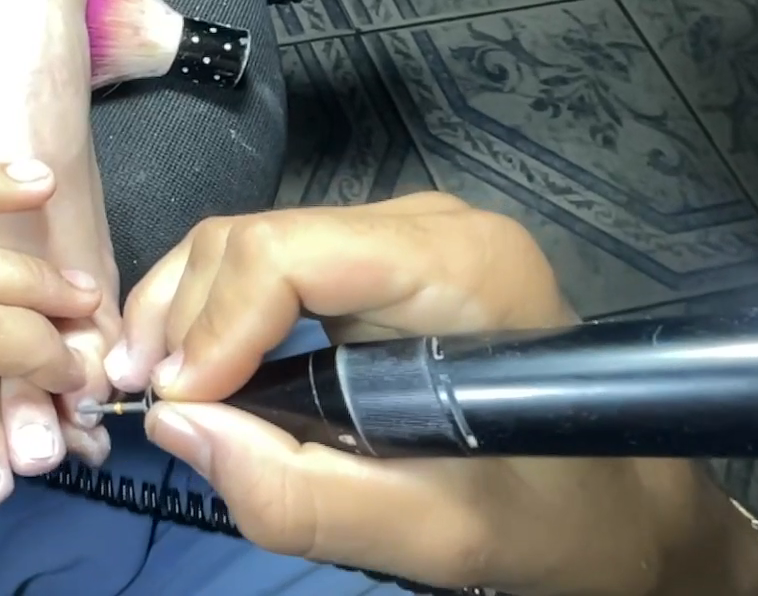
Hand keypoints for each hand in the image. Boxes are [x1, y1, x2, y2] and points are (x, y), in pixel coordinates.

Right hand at [112, 193, 757, 595]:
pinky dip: (201, 308)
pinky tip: (182, 355)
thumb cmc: (550, 517)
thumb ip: (302, 496)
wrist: (616, 500)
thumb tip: (172, 424)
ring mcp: (381, 227)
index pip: (286, 256)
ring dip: (176, 310)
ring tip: (148, 374)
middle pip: (246, 242)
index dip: (217, 321)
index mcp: (456, 265)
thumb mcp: (437, 536)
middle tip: (141, 388)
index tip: (178, 396)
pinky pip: (250, 261)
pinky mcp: (354, 248)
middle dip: (180, 317)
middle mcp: (412, 222)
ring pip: (234, 244)